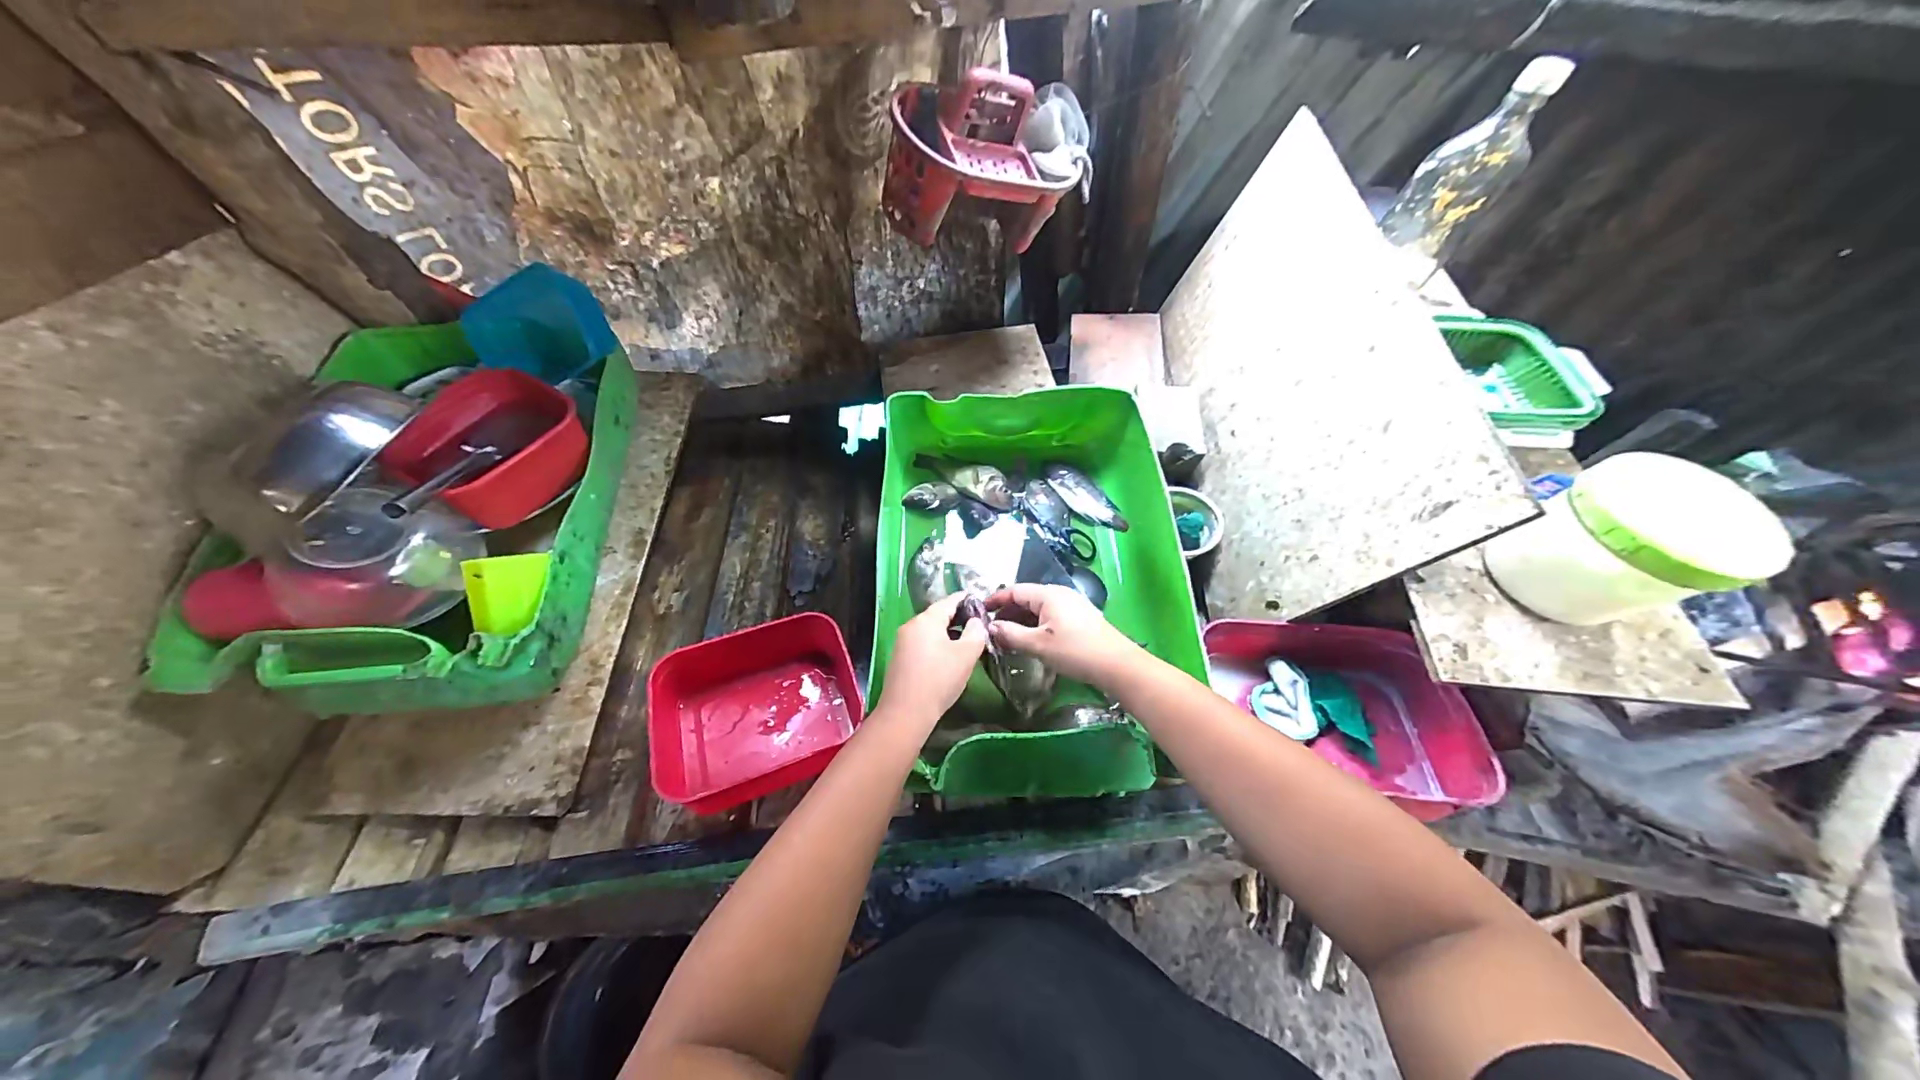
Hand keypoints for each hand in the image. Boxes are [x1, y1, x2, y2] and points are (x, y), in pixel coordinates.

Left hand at [876, 593, 987, 722]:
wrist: (906, 712)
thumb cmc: (939, 679)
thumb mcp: (966, 654)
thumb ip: (976, 632)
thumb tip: (975, 622)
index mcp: (926, 620)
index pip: (949, 601)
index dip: (966, 599)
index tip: (979, 600)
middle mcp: (911, 626)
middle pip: (938, 615)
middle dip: (958, 618)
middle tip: (978, 624)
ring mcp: (902, 643)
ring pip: (930, 631)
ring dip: (948, 633)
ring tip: (967, 642)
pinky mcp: (900, 659)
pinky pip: (923, 644)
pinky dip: (937, 645)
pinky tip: (948, 657)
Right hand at [985, 583, 1141, 685]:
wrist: (1116, 664)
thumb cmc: (1075, 651)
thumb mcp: (1038, 644)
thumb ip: (1011, 634)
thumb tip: (990, 628)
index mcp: (1048, 594)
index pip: (1014, 590)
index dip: (995, 600)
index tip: (978, 611)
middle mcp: (1059, 594)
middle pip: (1026, 598)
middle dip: (1007, 612)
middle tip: (990, 629)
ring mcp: (1071, 605)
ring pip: (1037, 609)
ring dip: (1020, 621)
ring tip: (1006, 638)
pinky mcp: (1078, 618)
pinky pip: (1049, 616)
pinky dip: (1034, 625)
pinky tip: (1028, 640)